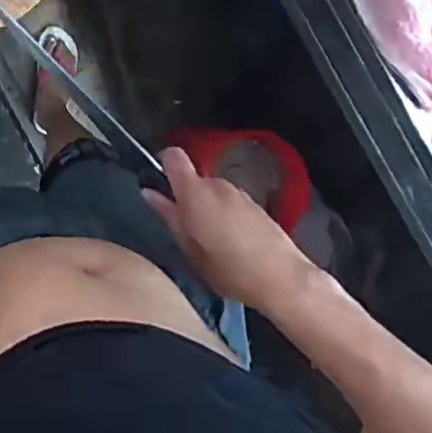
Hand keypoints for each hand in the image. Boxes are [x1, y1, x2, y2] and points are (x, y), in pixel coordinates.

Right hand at [143, 147, 319, 311]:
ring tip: (212, 243)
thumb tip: (150, 192)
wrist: (281, 276)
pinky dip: (226, 216)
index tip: (158, 185)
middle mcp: (217, 184)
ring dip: (208, 209)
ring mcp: (239, 192)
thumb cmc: (228, 267)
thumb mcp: (189, 249)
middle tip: (187, 231)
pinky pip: (230, 203)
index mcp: (195, 191)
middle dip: (187, 199)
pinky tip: (233, 244)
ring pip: (213, 193)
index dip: (162, 164)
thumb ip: (169, 216)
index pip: (173, 156)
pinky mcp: (255, 204)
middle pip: (194, 180)